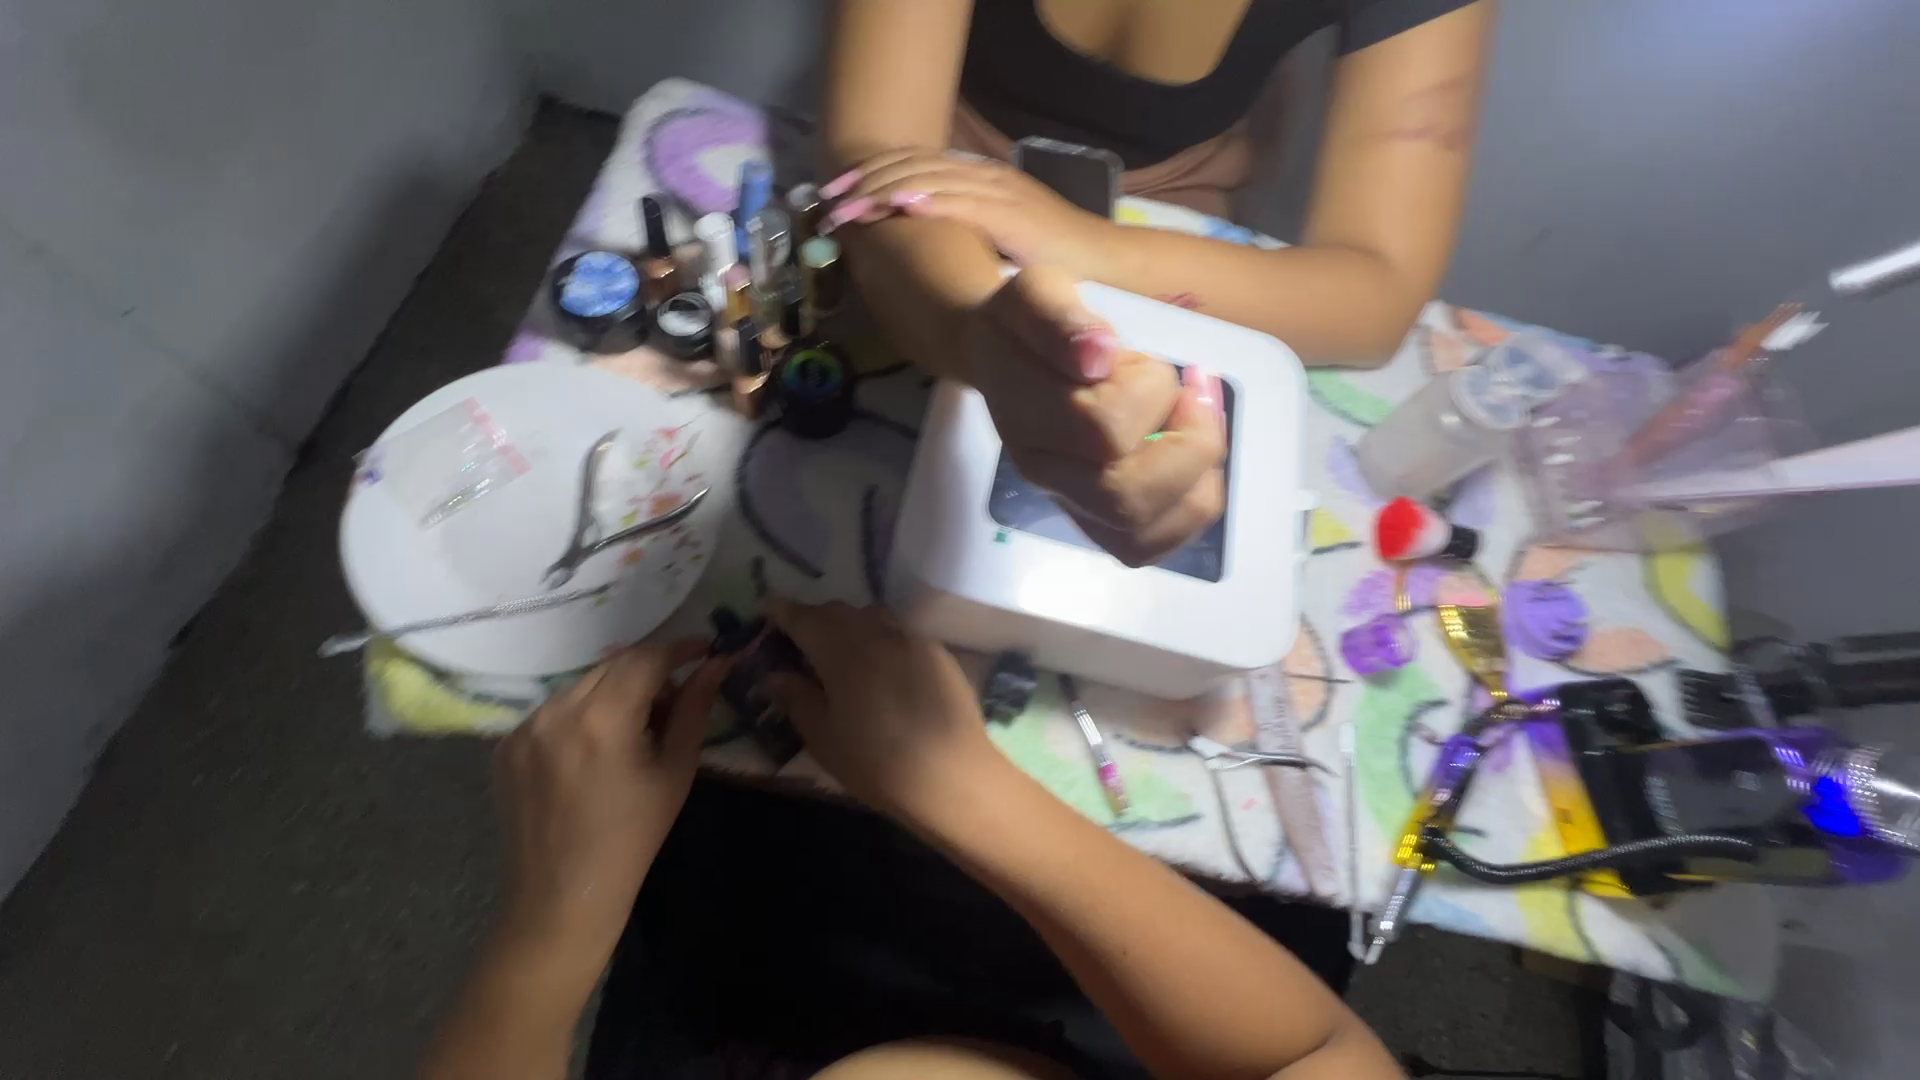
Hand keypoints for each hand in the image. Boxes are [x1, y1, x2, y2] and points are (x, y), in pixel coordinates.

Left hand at [492, 641, 729, 950]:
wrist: (562, 895)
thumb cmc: (633, 835)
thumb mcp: (676, 769)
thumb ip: (695, 707)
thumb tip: (718, 663)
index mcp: (603, 718)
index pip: (647, 657)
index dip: (680, 647)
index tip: (705, 649)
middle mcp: (556, 711)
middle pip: (614, 664)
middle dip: (650, 670)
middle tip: (676, 698)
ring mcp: (524, 727)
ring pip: (584, 684)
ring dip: (616, 691)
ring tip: (635, 729)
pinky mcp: (506, 744)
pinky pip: (556, 709)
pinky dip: (584, 713)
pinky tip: (596, 750)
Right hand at [764, 599, 1000, 817]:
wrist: (950, 773)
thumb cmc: (876, 761)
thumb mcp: (823, 737)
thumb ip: (796, 698)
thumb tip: (775, 675)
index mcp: (841, 649)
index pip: (803, 617)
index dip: (780, 611)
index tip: (764, 609)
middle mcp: (876, 632)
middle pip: (837, 612)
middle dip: (813, 618)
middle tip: (798, 639)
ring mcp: (911, 638)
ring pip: (871, 616)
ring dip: (848, 624)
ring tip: (839, 650)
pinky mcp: (937, 651)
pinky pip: (899, 632)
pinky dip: (880, 638)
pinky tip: (880, 665)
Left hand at [820, 149, 1113, 272]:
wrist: (1103, 262)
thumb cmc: (1053, 258)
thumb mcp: (1001, 238)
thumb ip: (967, 232)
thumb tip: (928, 243)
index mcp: (978, 179)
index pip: (917, 165)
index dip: (874, 175)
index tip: (839, 195)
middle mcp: (983, 176)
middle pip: (913, 166)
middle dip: (865, 181)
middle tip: (827, 201)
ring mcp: (996, 192)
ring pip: (928, 180)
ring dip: (882, 191)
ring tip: (847, 207)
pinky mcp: (1008, 215)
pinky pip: (961, 202)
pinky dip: (927, 200)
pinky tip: (899, 204)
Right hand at [971, 266, 1226, 565]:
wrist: (1002, 358)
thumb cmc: (1025, 323)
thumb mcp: (1035, 291)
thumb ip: (1059, 317)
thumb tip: (1099, 354)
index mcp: (1028, 418)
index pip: (1104, 430)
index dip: (1153, 393)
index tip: (1160, 361)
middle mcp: (1046, 474)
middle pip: (1127, 497)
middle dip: (1189, 444)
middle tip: (1195, 397)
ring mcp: (1069, 504)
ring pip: (1143, 533)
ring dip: (1196, 480)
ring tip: (1195, 430)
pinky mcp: (1096, 522)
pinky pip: (1147, 546)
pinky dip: (1186, 510)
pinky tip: (1189, 465)